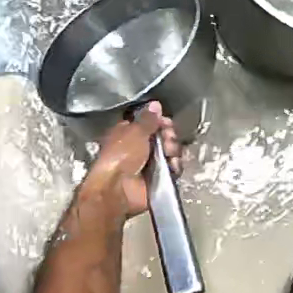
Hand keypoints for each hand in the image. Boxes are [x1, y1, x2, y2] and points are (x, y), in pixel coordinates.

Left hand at [82, 102, 180, 216]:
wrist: (117, 189)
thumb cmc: (120, 155)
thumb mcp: (134, 131)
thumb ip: (148, 119)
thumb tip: (156, 104)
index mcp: (128, 132)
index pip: (150, 122)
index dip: (160, 121)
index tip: (166, 122)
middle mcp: (139, 147)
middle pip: (163, 137)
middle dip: (169, 136)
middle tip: (167, 139)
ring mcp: (149, 164)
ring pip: (170, 152)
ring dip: (173, 151)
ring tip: (169, 154)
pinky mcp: (157, 179)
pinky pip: (173, 169)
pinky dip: (174, 166)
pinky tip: (172, 166)